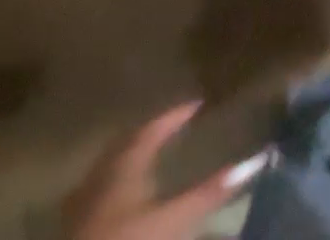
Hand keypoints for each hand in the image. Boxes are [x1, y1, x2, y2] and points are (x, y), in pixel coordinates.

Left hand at [67, 102, 242, 239]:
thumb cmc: (129, 239)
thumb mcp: (174, 219)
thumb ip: (210, 192)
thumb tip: (253, 160)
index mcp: (124, 164)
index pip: (151, 128)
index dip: (174, 114)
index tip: (197, 103)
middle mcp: (100, 172)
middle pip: (127, 141)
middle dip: (151, 130)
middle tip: (174, 124)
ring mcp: (83, 197)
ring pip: (111, 162)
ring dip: (133, 153)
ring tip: (153, 153)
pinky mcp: (76, 220)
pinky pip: (100, 184)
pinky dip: (119, 178)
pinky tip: (125, 193)